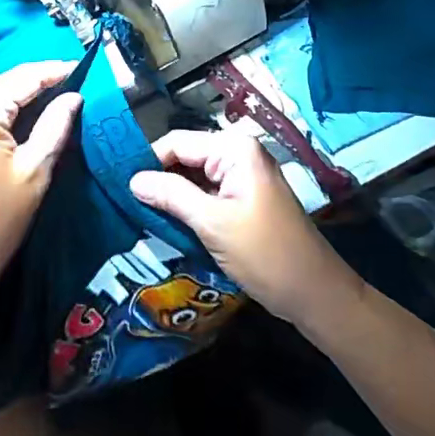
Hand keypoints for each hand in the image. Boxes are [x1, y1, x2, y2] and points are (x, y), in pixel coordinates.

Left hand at [0, 61, 79, 383]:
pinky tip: (15, 122)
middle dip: (36, 85)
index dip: (55, 70)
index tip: (82, 67)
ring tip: (49, 102)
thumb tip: (73, 96)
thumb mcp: (34, 173)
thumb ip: (55, 126)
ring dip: (15, 100)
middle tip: (70, 86)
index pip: (23, 78)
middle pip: (2, 85)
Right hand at [128, 129, 362, 326]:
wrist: (314, 293)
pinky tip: (167, 221)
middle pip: (186, 157)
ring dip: (172, 194)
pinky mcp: (244, 198)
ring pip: (195, 177)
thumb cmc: (265, 253)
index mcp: (235, 149)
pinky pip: (207, 192)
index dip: (149, 161)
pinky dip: (188, 205)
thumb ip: (171, 196)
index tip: (120, 185)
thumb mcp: (213, 224)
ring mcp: (243, 176)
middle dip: (160, 178)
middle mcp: (239, 153)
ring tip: (139, 212)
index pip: (178, 142)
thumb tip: (133, 180)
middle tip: (126, 202)